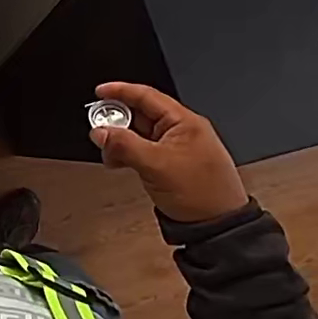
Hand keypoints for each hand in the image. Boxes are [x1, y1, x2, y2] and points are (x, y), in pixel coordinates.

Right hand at [89, 81, 247, 221]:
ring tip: (110, 152)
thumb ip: (125, 145)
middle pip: (141, 114)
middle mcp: (180, 131)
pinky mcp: (170, 164)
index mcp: (184, 122)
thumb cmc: (203, 195)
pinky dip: (128, 153)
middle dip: (117, 120)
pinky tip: (119, 161)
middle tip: (99, 128)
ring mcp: (175, 148)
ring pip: (139, 133)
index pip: (147, 96)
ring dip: (121, 141)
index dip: (121, 91)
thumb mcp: (157, 165)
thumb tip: (101, 132)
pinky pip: (143, 150)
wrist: (218, 227)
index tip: (99, 92)